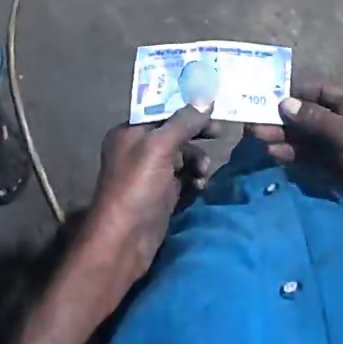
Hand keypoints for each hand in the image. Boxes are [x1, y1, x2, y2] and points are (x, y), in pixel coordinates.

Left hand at [79, 106, 215, 287]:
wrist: (122, 244)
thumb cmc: (136, 187)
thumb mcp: (159, 148)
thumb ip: (183, 122)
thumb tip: (206, 99)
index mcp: (130, 131)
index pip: (163, 108)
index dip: (187, 104)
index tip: (213, 102)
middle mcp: (139, 147)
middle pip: (175, 130)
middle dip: (197, 132)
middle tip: (220, 132)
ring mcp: (151, 171)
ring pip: (183, 153)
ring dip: (197, 158)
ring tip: (203, 170)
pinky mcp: (162, 193)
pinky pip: (184, 175)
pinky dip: (194, 176)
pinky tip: (200, 184)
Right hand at [250, 78, 342, 239]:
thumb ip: (316, 119)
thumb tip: (285, 103)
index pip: (319, 89)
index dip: (293, 90)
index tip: (265, 94)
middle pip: (309, 113)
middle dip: (282, 116)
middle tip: (253, 121)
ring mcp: (341, 146)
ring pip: (306, 137)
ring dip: (283, 136)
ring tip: (257, 138)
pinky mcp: (337, 169)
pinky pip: (310, 157)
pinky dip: (292, 155)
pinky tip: (273, 155)